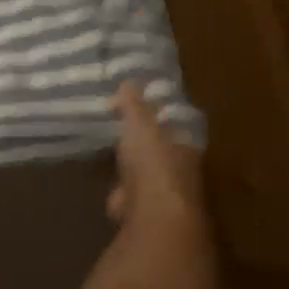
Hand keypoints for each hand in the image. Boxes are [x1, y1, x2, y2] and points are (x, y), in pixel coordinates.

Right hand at [106, 83, 206, 229]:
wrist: (151, 208)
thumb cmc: (153, 162)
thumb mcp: (141, 126)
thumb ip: (135, 106)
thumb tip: (130, 79)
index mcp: (184, 146)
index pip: (173, 128)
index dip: (158, 118)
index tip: (136, 108)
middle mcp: (178, 167)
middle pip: (160, 147)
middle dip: (143, 138)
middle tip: (117, 123)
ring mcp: (159, 187)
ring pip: (144, 166)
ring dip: (130, 158)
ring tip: (107, 144)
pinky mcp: (140, 202)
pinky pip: (128, 182)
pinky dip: (119, 176)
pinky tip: (105, 170)